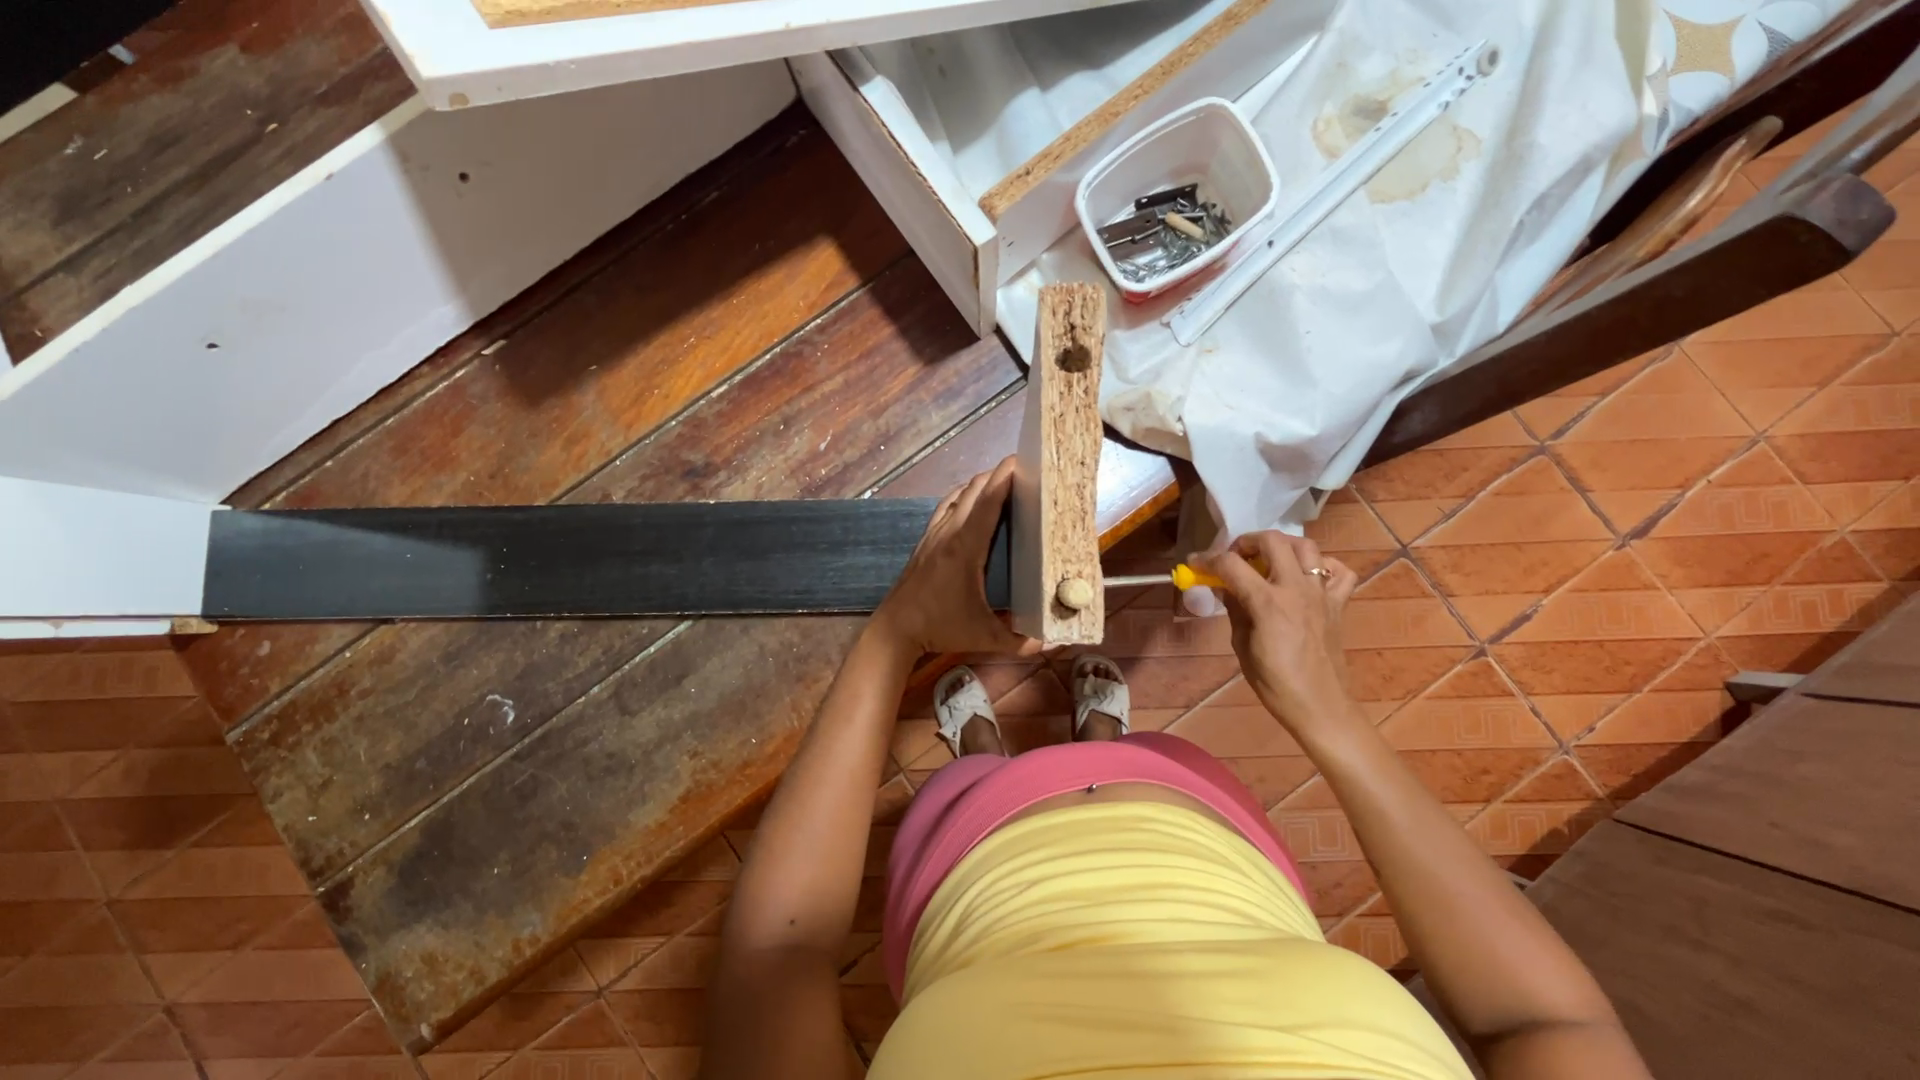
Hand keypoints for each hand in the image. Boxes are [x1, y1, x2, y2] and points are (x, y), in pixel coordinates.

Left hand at [873, 457, 1040, 658]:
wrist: (895, 630)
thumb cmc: (941, 629)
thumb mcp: (985, 639)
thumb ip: (1022, 641)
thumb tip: (1055, 642)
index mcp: (966, 546)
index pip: (988, 499)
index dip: (1006, 476)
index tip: (1027, 460)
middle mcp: (949, 531)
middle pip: (975, 488)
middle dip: (1001, 475)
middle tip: (1029, 474)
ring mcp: (934, 533)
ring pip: (959, 494)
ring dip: (982, 484)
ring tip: (1007, 485)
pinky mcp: (926, 539)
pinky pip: (947, 506)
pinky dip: (964, 497)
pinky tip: (975, 504)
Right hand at [1199, 532, 1359, 737]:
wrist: (1320, 706)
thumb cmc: (1275, 684)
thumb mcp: (1242, 647)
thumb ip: (1235, 611)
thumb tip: (1227, 589)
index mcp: (1268, 603)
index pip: (1231, 565)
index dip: (1208, 560)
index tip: (1195, 563)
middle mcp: (1296, 589)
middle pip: (1272, 541)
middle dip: (1246, 542)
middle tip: (1235, 558)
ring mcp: (1322, 594)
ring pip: (1306, 547)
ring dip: (1282, 547)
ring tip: (1268, 561)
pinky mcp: (1339, 604)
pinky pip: (1339, 572)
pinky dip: (1323, 566)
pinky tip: (1308, 577)